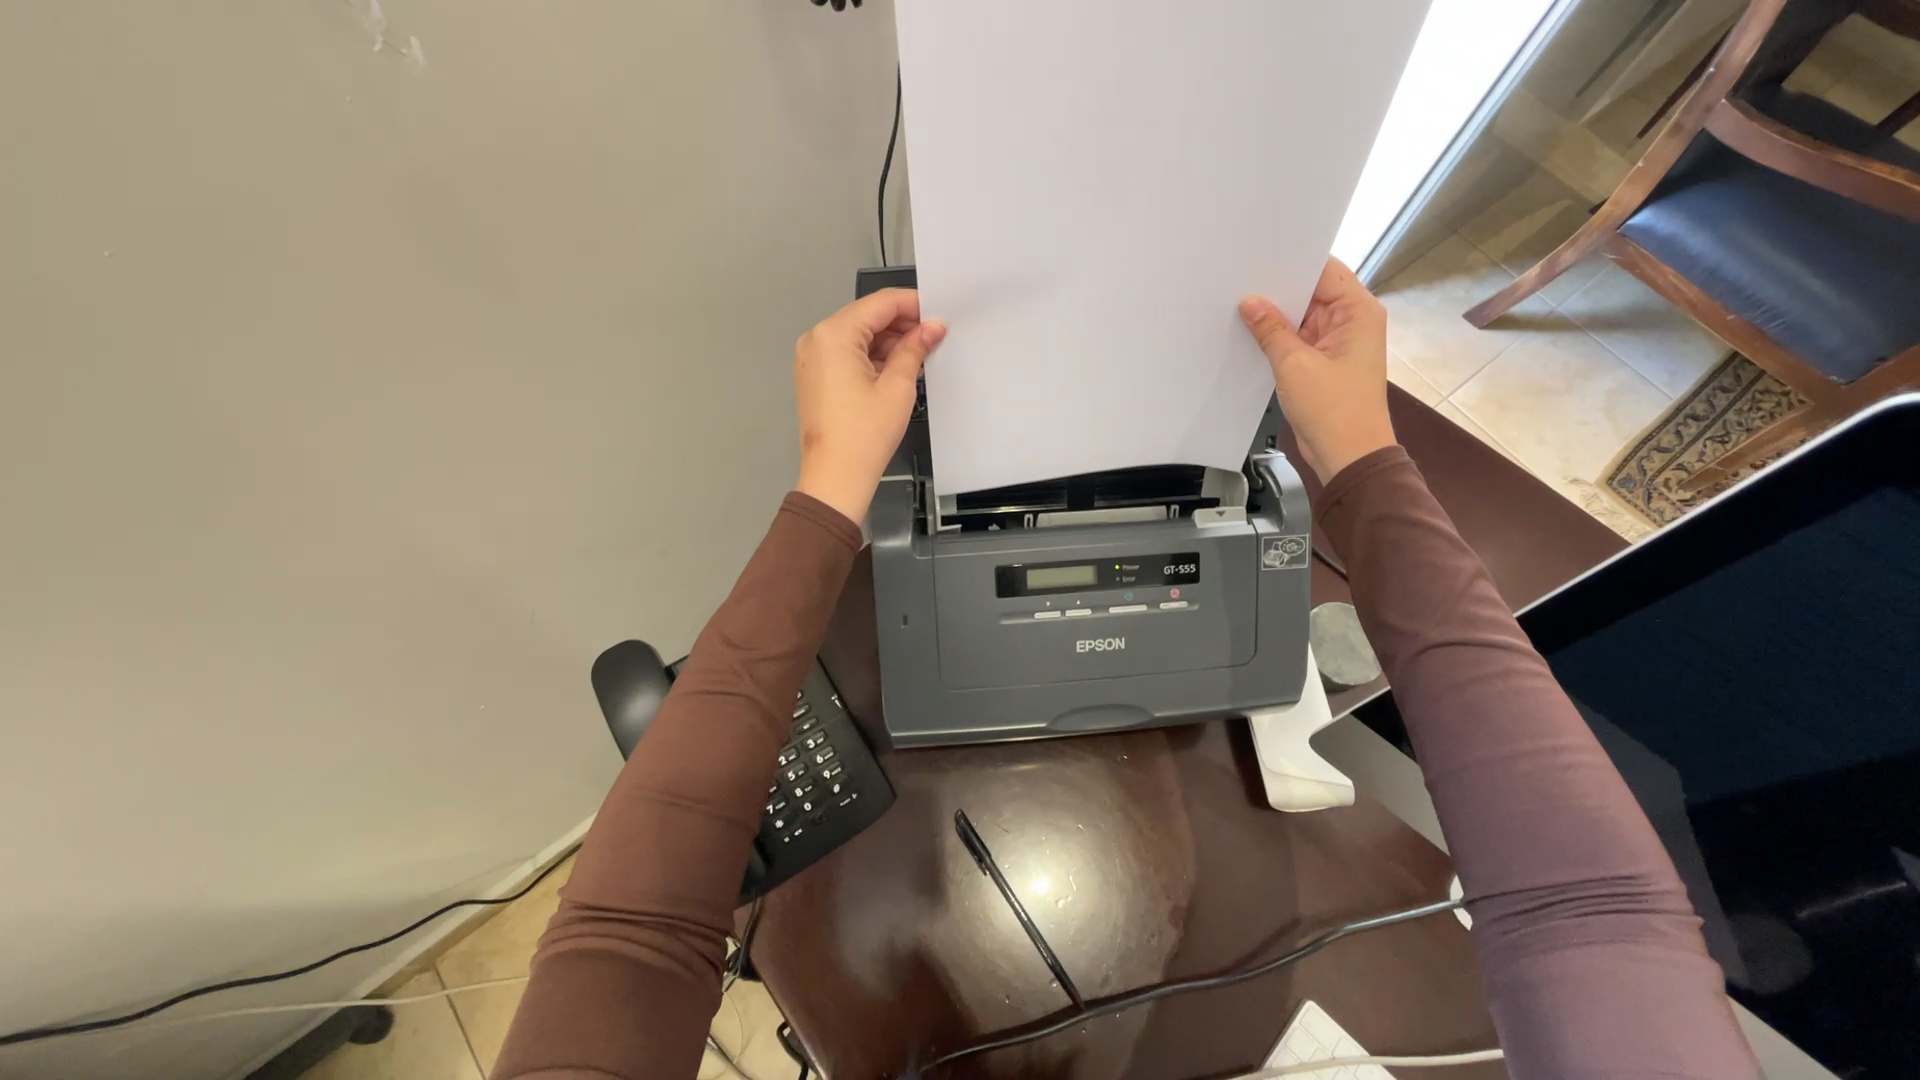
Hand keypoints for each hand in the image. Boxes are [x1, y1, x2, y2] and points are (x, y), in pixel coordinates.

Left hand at [793, 289, 945, 523]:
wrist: (836, 477)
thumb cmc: (863, 436)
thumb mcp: (898, 387)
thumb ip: (915, 348)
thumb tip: (932, 328)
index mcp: (833, 335)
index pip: (879, 303)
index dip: (912, 305)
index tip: (938, 312)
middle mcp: (816, 340)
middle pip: (867, 317)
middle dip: (901, 325)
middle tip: (934, 336)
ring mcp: (812, 359)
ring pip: (858, 337)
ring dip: (888, 342)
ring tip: (921, 355)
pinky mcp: (816, 377)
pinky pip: (847, 355)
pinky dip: (873, 357)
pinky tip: (899, 368)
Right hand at [1240, 258, 1396, 484]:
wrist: (1348, 454)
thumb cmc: (1334, 409)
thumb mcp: (1294, 364)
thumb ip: (1270, 329)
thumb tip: (1251, 303)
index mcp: (1358, 311)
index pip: (1325, 270)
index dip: (1294, 263)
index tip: (1261, 258)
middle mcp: (1352, 321)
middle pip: (1312, 293)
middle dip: (1279, 291)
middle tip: (1242, 282)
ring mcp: (1338, 343)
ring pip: (1302, 318)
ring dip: (1276, 317)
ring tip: (1240, 306)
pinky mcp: (1325, 363)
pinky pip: (1299, 340)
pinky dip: (1279, 339)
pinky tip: (1252, 335)